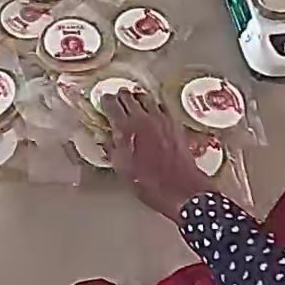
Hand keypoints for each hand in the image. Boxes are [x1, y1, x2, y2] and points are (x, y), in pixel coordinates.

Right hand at [102, 90, 216, 221]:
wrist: (181, 188)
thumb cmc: (150, 182)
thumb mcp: (122, 168)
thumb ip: (111, 148)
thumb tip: (103, 137)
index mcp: (127, 128)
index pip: (112, 104)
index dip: (105, 100)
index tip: (103, 101)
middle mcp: (144, 118)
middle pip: (129, 97)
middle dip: (120, 96)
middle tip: (116, 100)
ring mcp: (162, 118)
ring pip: (146, 97)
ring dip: (137, 98)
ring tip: (132, 101)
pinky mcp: (174, 123)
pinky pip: (161, 105)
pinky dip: (153, 104)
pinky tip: (152, 110)